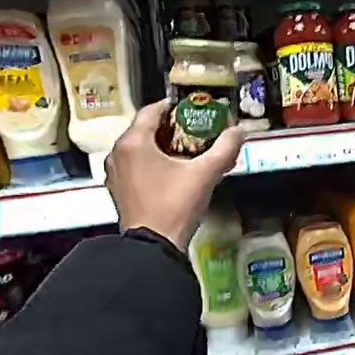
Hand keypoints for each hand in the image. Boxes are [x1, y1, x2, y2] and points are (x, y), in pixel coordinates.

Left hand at [105, 102, 243, 250]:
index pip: (152, 111)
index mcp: (133, 142)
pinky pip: (134, 167)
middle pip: (145, 129)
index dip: (173, 107)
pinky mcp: (117, 191)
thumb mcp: (204, 174)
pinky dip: (150, 164)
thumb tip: (239, 130)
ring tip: (185, 152)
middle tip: (194, 131)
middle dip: (170, 128)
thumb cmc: (175, 205)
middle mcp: (118, 153)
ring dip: (160, 147)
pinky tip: (171, 173)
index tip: (191, 110)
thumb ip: (224, 148)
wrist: (153, 247)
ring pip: (138, 149)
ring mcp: (115, 173)